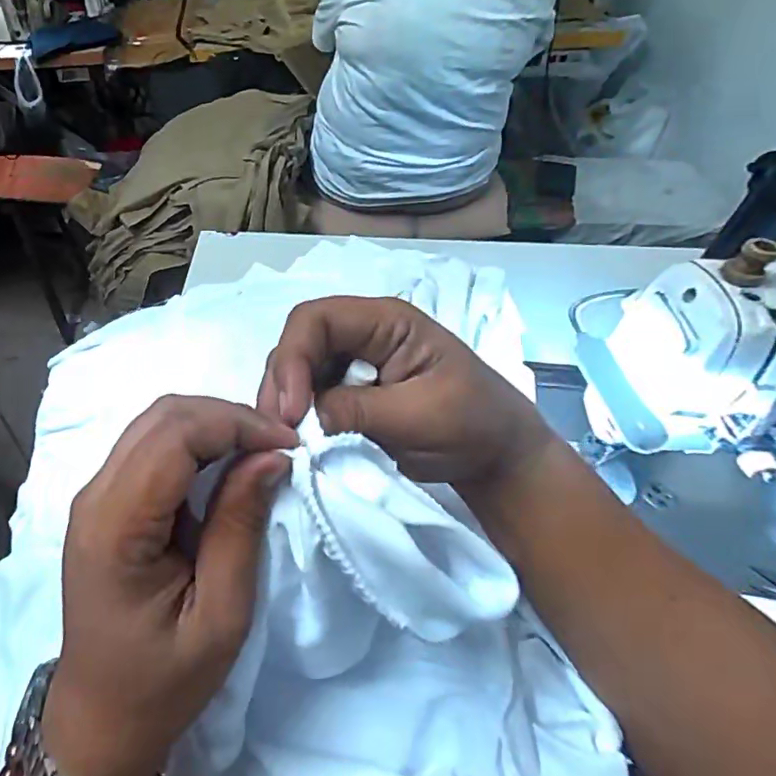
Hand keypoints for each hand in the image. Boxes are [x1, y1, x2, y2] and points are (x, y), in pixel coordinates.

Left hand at [46, 396, 295, 775]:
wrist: (100, 719)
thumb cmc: (162, 681)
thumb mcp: (220, 616)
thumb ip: (240, 528)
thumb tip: (271, 456)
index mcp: (115, 528)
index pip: (175, 436)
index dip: (236, 425)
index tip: (286, 446)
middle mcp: (95, 497)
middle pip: (165, 416)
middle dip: (229, 417)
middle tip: (278, 445)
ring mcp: (95, 495)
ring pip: (158, 421)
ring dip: (215, 423)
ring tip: (260, 449)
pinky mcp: (106, 499)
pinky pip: (154, 443)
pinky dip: (199, 438)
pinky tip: (230, 459)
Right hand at [257, 297, 556, 492]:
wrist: (497, 456)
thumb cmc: (472, 424)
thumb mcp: (418, 416)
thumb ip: (358, 410)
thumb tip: (306, 417)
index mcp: (387, 320)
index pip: (318, 319)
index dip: (294, 357)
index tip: (291, 411)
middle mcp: (365, 333)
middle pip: (302, 342)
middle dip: (282, 382)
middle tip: (278, 433)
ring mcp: (357, 362)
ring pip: (301, 368)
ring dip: (286, 400)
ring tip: (286, 440)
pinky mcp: (353, 391)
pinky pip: (313, 394)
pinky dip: (300, 415)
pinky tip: (299, 439)